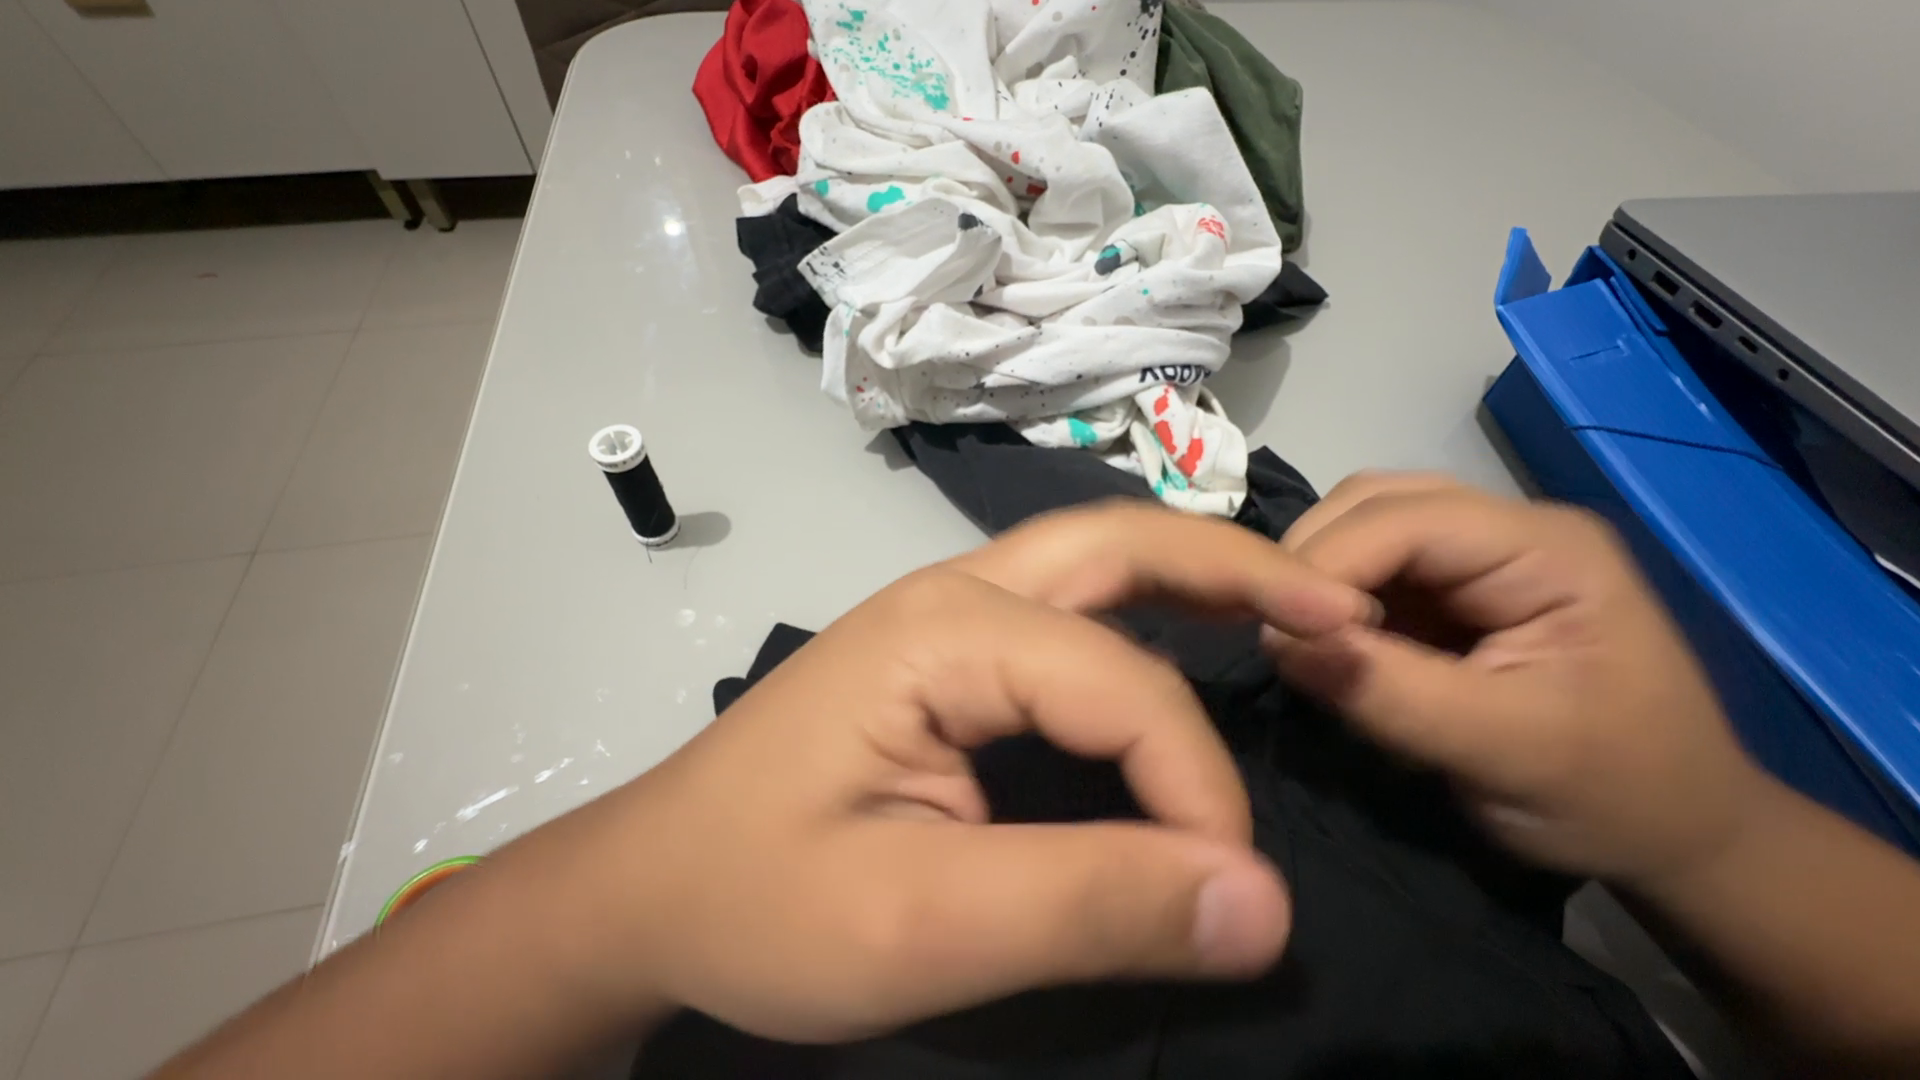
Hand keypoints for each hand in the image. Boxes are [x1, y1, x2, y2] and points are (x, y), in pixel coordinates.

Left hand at [501, 502, 1376, 1043]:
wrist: (648, 887)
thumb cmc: (759, 903)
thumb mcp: (919, 927)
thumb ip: (1090, 908)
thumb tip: (1262, 907)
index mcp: (943, 633)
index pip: (1123, 690)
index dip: (1198, 790)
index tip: (1228, 896)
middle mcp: (949, 594)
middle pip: (1117, 549)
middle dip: (1236, 573)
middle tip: (1339, 611)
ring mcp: (941, 614)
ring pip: (1093, 562)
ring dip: (1195, 576)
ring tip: (1288, 610)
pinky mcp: (938, 653)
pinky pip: (1065, 607)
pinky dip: (1144, 611)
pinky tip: (1183, 641)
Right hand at [1264, 472, 1767, 887]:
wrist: (1673, 835)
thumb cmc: (1609, 794)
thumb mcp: (1501, 751)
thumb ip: (1388, 691)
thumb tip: (1277, 640)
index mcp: (1544, 549)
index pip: (1401, 518)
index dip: (1327, 564)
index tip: (1279, 637)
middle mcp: (1506, 530)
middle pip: (1372, 503)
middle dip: (1312, 561)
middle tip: (1281, 635)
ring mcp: (1477, 557)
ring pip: (1359, 527)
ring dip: (1315, 577)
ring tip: (1302, 641)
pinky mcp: (1451, 590)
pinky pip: (1368, 569)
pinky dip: (1330, 599)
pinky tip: (1327, 643)